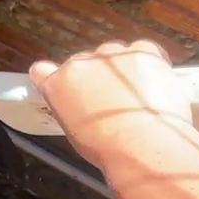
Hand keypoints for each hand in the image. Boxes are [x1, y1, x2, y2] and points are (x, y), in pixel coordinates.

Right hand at [28, 41, 196, 165]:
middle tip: (114, 97)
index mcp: (55, 84)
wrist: (144, 146)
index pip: (42, 70)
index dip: (58, 77)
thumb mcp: (74, 131)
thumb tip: (85, 108)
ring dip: (122, 68)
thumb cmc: (108, 148)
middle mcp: (78, 64)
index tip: (71, 86)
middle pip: (85, 60)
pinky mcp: (142, 53)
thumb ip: (72, 107)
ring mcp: (110, 56)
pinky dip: (151, 62)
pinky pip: (144, 49)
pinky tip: (156, 82)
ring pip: (114, 53)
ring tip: (138, 93)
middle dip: (97, 74)